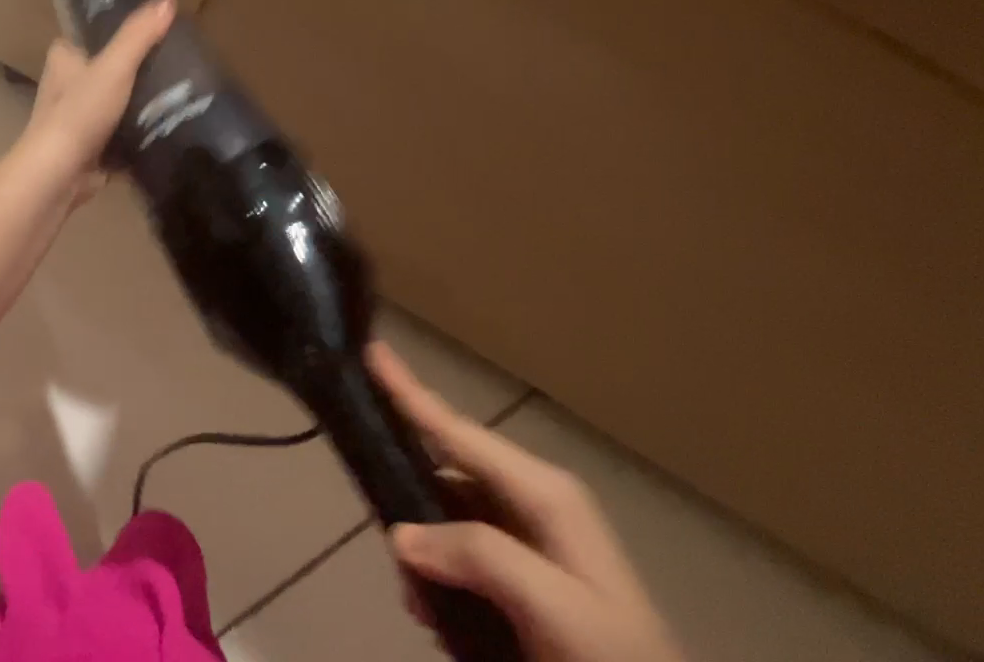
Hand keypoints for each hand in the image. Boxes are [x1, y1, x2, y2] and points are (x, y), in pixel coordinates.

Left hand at [13, 0, 175, 206]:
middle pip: (106, 70)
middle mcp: (66, 86)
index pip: (90, 35)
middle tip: (175, 65)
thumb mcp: (114, 66)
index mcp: (64, 59)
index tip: (153, 30)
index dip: (116, 32)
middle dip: (134, 71)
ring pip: (115, 104)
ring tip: (180, 95)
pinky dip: (139, 135)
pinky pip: (120, 136)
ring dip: (139, 104)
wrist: (59, 174)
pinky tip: (168, 130)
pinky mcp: (90, 149)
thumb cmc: (80, 113)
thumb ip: (139, 35)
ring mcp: (77, 120)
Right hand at [368, 344, 685, 661]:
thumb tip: (401, 533)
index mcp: (543, 492)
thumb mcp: (555, 607)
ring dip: (422, 558)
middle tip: (401, 570)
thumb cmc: (612, 659)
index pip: (458, 430)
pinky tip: (440, 619)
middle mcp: (530, 500)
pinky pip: (455, 552)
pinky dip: (437, 580)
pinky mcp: (520, 571)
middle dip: (406, 508)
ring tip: (424, 609)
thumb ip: (480, 556)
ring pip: (441, 518)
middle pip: (441, 473)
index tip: (371, 352)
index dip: (410, 392)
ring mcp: (525, 536)